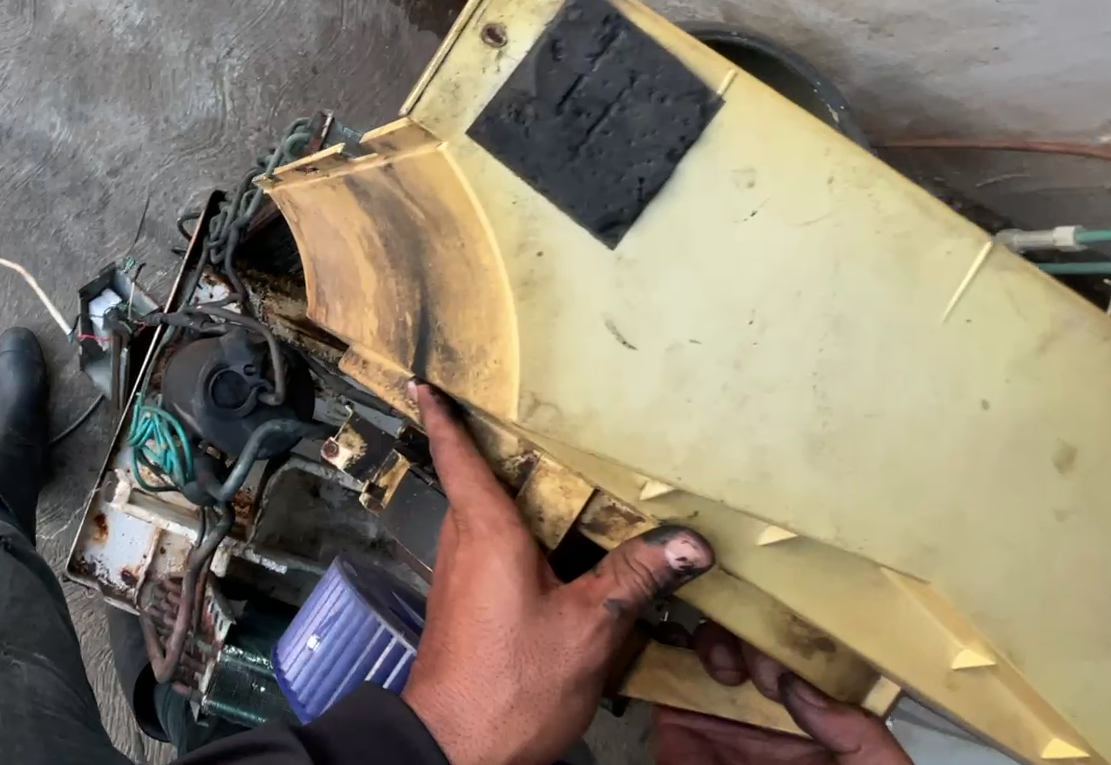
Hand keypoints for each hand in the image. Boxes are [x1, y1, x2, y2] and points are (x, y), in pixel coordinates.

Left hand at [401, 381, 715, 764]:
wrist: (459, 738)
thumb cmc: (516, 676)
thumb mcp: (588, 627)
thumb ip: (631, 577)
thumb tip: (687, 542)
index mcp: (484, 527)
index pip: (455, 454)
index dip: (440, 415)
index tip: (422, 381)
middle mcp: (462, 535)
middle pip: (473, 477)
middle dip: (493, 447)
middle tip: (524, 414)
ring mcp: (458, 565)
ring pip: (481, 511)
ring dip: (508, 490)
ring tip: (552, 469)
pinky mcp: (464, 592)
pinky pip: (487, 541)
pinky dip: (514, 527)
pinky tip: (551, 539)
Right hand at [652, 623, 911, 764]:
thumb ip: (862, 737)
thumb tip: (796, 682)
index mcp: (820, 722)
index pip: (801, 659)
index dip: (789, 644)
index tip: (785, 667)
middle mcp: (767, 710)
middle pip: (746, 644)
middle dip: (744, 640)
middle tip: (755, 676)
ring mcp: (718, 714)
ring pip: (702, 648)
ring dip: (709, 641)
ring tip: (723, 672)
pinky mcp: (675, 723)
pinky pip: (661, 675)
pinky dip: (660, 648)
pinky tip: (672, 645)